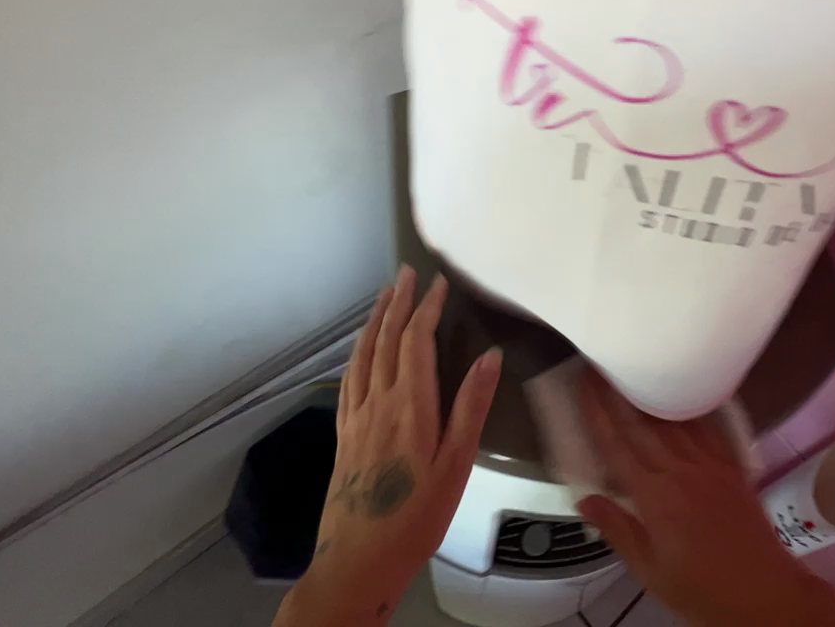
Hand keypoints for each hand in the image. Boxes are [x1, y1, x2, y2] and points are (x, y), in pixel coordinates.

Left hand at [273, 266, 501, 626]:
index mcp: (410, 406)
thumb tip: (490, 357)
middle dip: (398, 303)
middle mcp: (378, 403)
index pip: (417, 342)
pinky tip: (360, 350)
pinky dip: (357, 354)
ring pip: (363, 355)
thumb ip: (471, 407)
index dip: (428, 308)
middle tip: (406, 273)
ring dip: (374, 321)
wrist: (357, 561)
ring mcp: (356, 418)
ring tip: (384, 296)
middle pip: (386, 340)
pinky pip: (348, 380)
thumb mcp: (457, 465)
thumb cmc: (416, 516)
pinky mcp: (343, 435)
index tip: (439, 284)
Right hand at [575, 375, 834, 626]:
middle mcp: (679, 469)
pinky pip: (705, 427)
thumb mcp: (649, 569)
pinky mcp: (730, 463)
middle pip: (640, 423)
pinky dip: (689, 408)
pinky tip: (682, 392)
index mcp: (654, 495)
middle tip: (601, 366)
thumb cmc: (702, 588)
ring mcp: (707, 462)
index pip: (616, 444)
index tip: (584, 383)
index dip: (597, 411)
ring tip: (633, 373)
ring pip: (671, 419)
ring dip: (649, 393)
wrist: (762, 592)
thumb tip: (584, 499)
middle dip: (616, 393)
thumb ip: (617, 529)